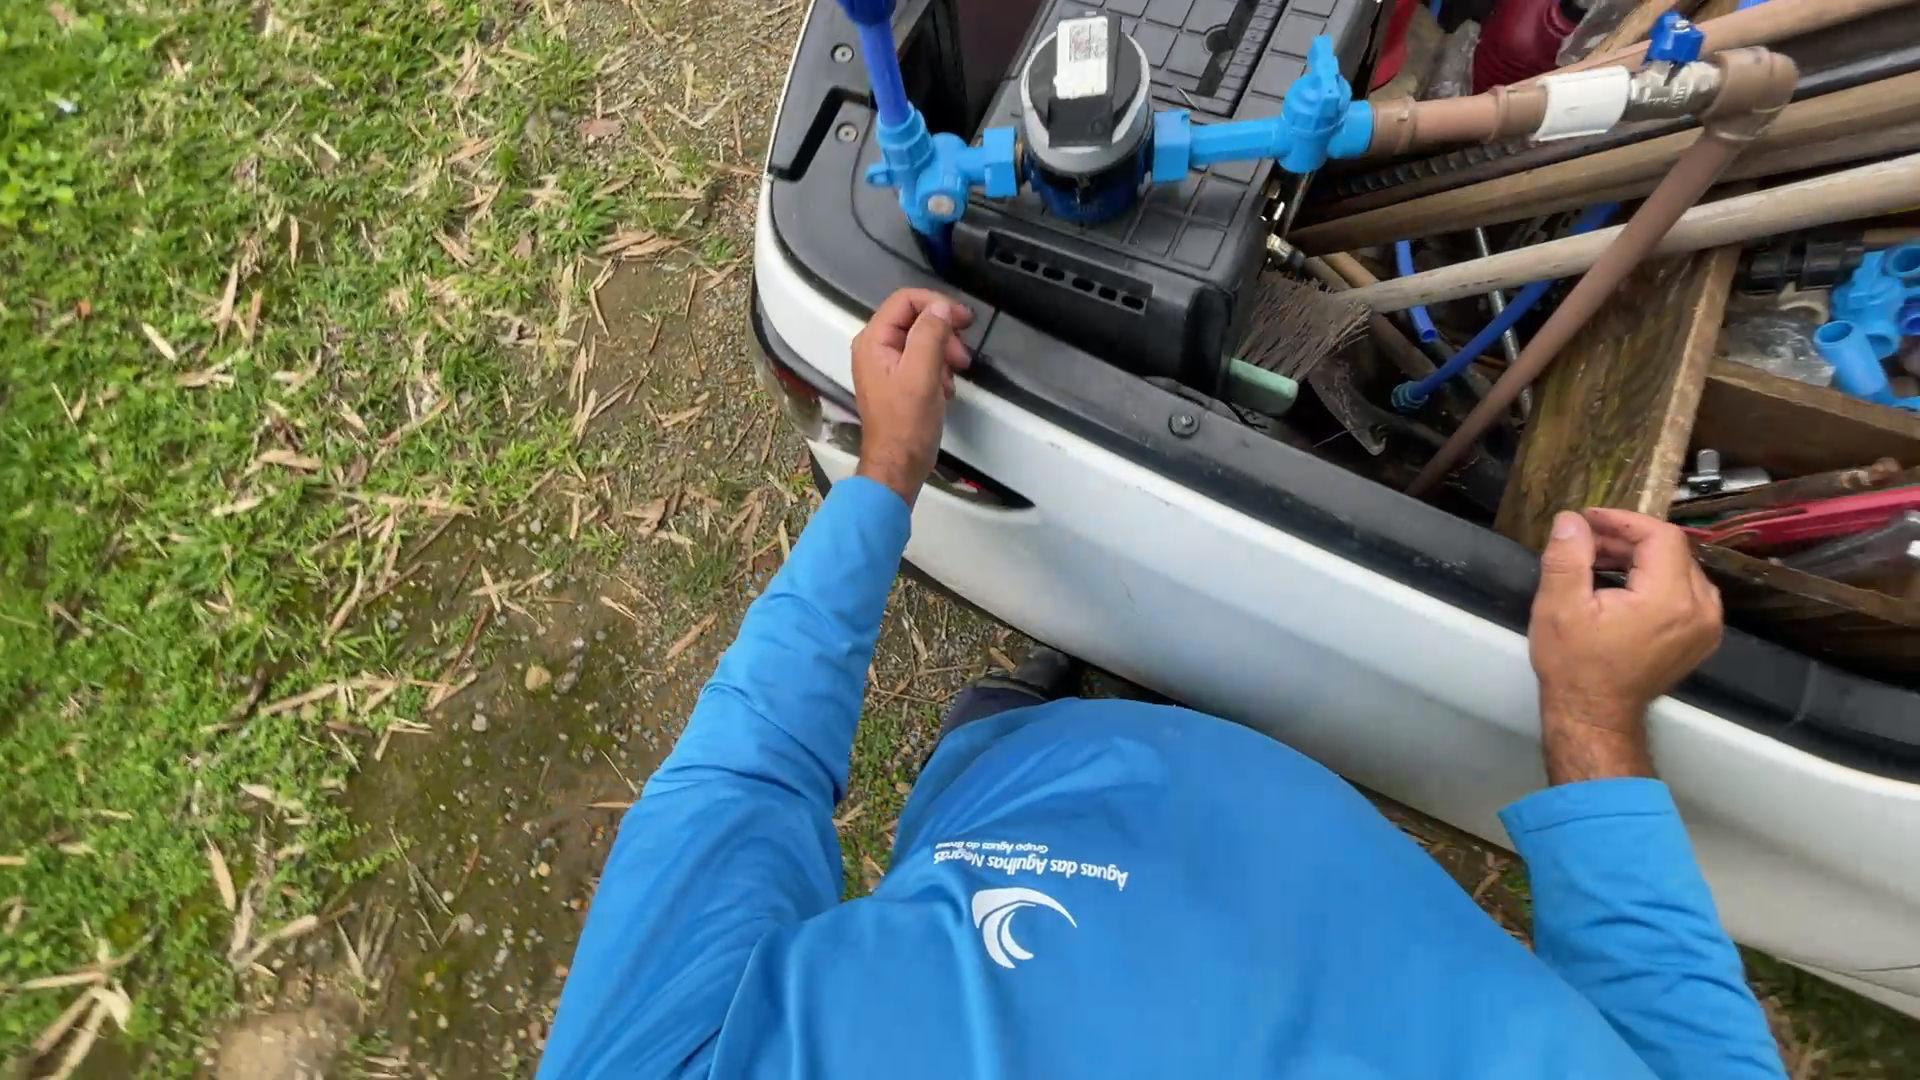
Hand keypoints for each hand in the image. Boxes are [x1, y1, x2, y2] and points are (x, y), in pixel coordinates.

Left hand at [851, 288, 974, 504]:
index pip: (906, 300)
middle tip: (963, 357)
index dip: (937, 303)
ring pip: (922, 341)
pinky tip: (946, 390)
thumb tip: (942, 307)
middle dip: (943, 333)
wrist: (898, 467)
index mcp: (874, 341)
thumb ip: (930, 335)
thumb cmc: (908, 423)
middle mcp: (875, 348)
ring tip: (954, 378)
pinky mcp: (898, 382)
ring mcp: (886, 366)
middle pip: (915, 319)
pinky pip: (922, 362)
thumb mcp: (922, 374)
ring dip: (944, 353)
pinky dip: (939, 369)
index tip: (965, 321)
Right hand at [1528, 508, 1723, 783]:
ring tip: (1597, 562)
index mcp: (1669, 598)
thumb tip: (1571, 520)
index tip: (1586, 519)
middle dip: (1627, 539)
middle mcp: (1702, 608)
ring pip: (1681, 571)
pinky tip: (1620, 587)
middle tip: (1583, 542)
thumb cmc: (1572, 661)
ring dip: (1641, 559)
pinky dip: (1654, 580)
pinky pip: (1685, 593)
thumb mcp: (1557, 606)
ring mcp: (1707, 626)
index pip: (1661, 537)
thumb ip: (1567, 558)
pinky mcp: (1701, 638)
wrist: (1593, 711)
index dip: (1623, 520)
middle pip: (1673, 552)